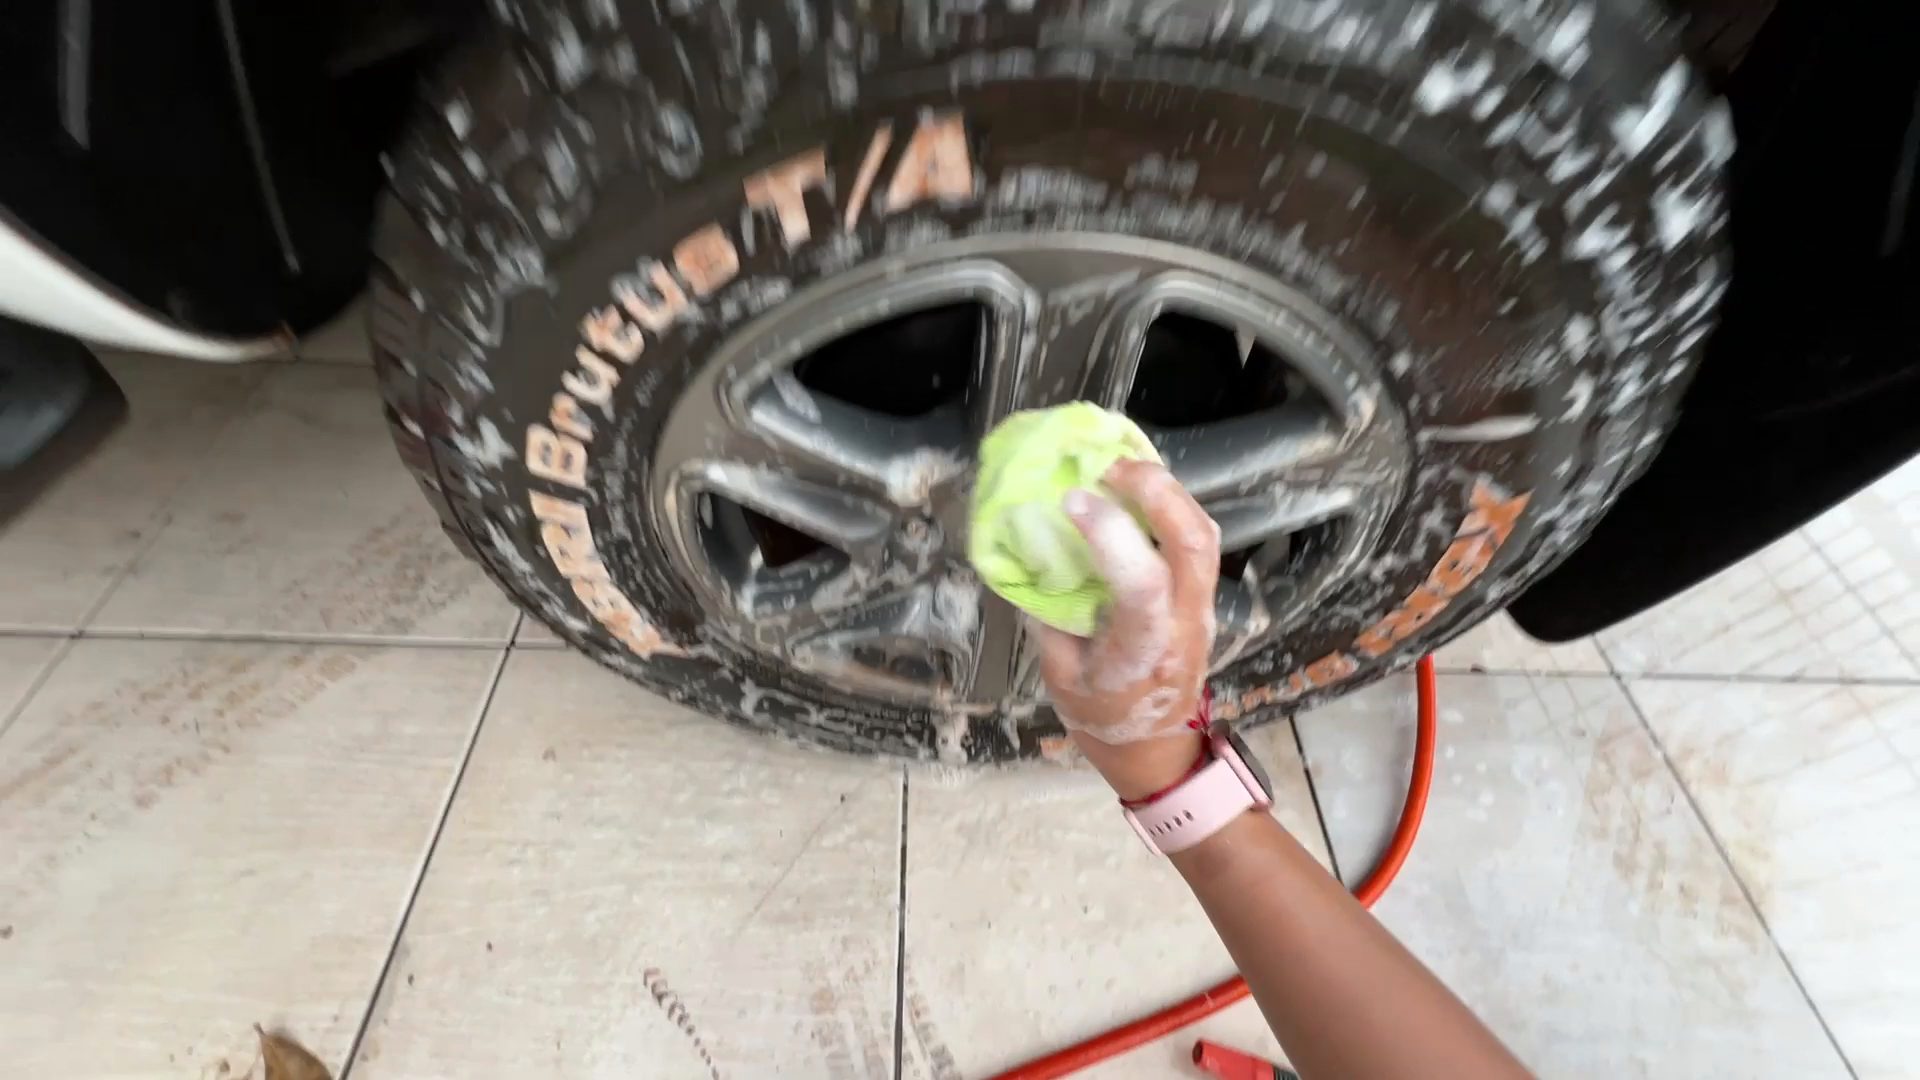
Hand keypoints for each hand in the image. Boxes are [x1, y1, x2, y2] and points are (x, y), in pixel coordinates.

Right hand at [1034, 459, 1220, 798]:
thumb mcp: (1062, 675)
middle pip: (1194, 542)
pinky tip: (1139, 496)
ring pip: (1204, 534)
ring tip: (1123, 473)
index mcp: (1144, 650)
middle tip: (1109, 468)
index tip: (1070, 502)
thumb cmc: (1104, 719)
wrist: (1159, 751)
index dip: (1109, 534)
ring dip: (1167, 493)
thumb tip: (1038, 553)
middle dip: (1156, 491)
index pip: (1142, 583)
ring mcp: (1201, 607)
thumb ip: (1052, 614)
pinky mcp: (1201, 598)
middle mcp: (1184, 622)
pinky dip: (1171, 508)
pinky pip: (1197, 541)